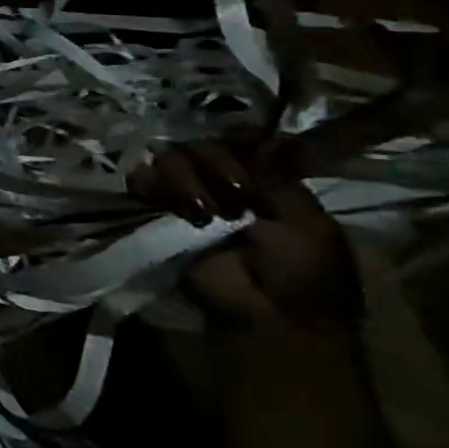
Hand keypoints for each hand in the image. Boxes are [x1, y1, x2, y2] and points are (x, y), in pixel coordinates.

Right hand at [131, 139, 359, 332]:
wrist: (265, 314)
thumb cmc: (302, 273)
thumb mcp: (307, 221)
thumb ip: (275, 177)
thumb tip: (247, 132)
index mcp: (265, 182)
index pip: (241, 141)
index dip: (236, 137)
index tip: (236, 140)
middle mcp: (223, 183)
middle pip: (203, 145)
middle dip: (216, 164)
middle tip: (233, 196)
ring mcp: (188, 197)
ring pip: (170, 159)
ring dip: (185, 179)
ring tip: (201, 212)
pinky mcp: (155, 214)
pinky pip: (141, 182)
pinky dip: (148, 183)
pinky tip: (163, 201)